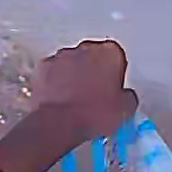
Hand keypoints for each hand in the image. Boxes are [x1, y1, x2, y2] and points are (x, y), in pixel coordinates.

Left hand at [0, 40, 137, 171]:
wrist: (59, 123)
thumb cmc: (91, 114)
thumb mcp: (124, 110)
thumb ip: (128, 97)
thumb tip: (125, 99)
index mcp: (110, 53)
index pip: (118, 58)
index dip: (116, 76)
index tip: (113, 90)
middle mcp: (86, 48)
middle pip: (94, 57)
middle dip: (95, 73)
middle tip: (96, 97)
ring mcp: (62, 56)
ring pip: (72, 63)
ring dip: (75, 76)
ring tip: (78, 102)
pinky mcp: (44, 67)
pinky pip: (53, 72)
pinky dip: (56, 82)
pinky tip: (62, 100)